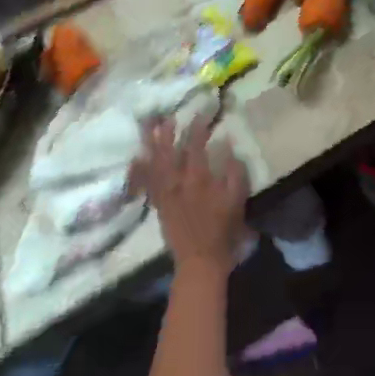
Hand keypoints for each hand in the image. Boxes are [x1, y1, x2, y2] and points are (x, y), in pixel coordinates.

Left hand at [130, 113, 248, 278]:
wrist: (200, 261)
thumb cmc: (223, 231)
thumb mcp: (237, 200)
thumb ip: (234, 172)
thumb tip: (227, 145)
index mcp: (199, 178)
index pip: (195, 145)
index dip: (197, 128)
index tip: (200, 114)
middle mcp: (177, 182)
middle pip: (169, 150)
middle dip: (167, 132)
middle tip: (167, 117)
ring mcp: (165, 193)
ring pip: (154, 162)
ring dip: (151, 144)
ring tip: (148, 128)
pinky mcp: (158, 204)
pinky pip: (146, 182)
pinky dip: (140, 169)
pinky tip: (137, 158)